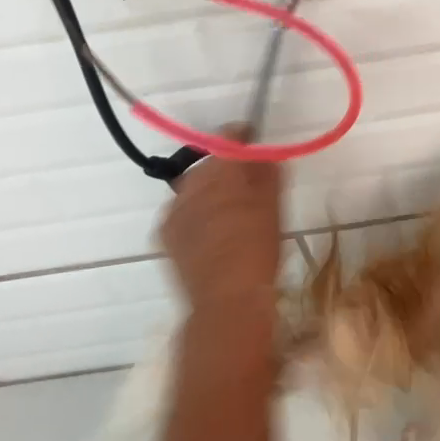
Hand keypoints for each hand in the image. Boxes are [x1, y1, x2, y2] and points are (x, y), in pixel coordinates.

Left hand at [158, 127, 284, 316]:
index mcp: (222, 173)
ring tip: (230, 208)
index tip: (256, 143)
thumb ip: (269, 175)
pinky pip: (182, 209)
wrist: (226, 302)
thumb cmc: (260, 253)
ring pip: (193, 185)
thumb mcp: (275, 209)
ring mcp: (173, 210)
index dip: (244, 137)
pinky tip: (212, 228)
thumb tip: (266, 155)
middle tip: (248, 183)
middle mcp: (191, 184)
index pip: (229, 138)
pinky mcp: (164, 234)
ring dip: (210, 188)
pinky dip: (196, 210)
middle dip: (226, 166)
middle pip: (209, 162)